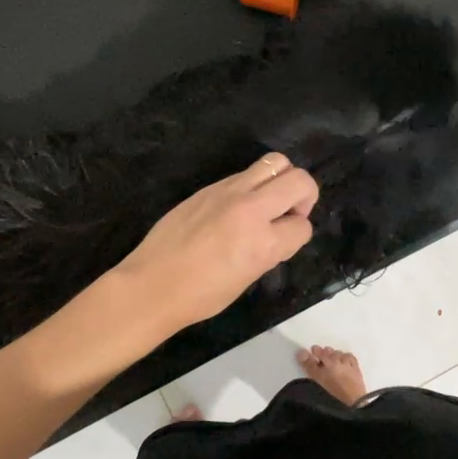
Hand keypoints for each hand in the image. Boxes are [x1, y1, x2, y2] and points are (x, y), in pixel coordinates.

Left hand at [114, 153, 319, 330]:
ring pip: (274, 162)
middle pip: (299, 180)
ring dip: (280, 181)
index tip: (284, 244)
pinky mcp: (209, 187)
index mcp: (262, 243)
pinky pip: (244, 174)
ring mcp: (227, 192)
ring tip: (266, 203)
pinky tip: (235, 209)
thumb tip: (278, 233)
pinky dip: (252, 186)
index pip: (303, 225)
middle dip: (305, 196)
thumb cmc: (200, 296)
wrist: (152, 284)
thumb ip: (270, 250)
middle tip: (288, 214)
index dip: (298, 235)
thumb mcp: (247, 278)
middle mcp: (250, 209)